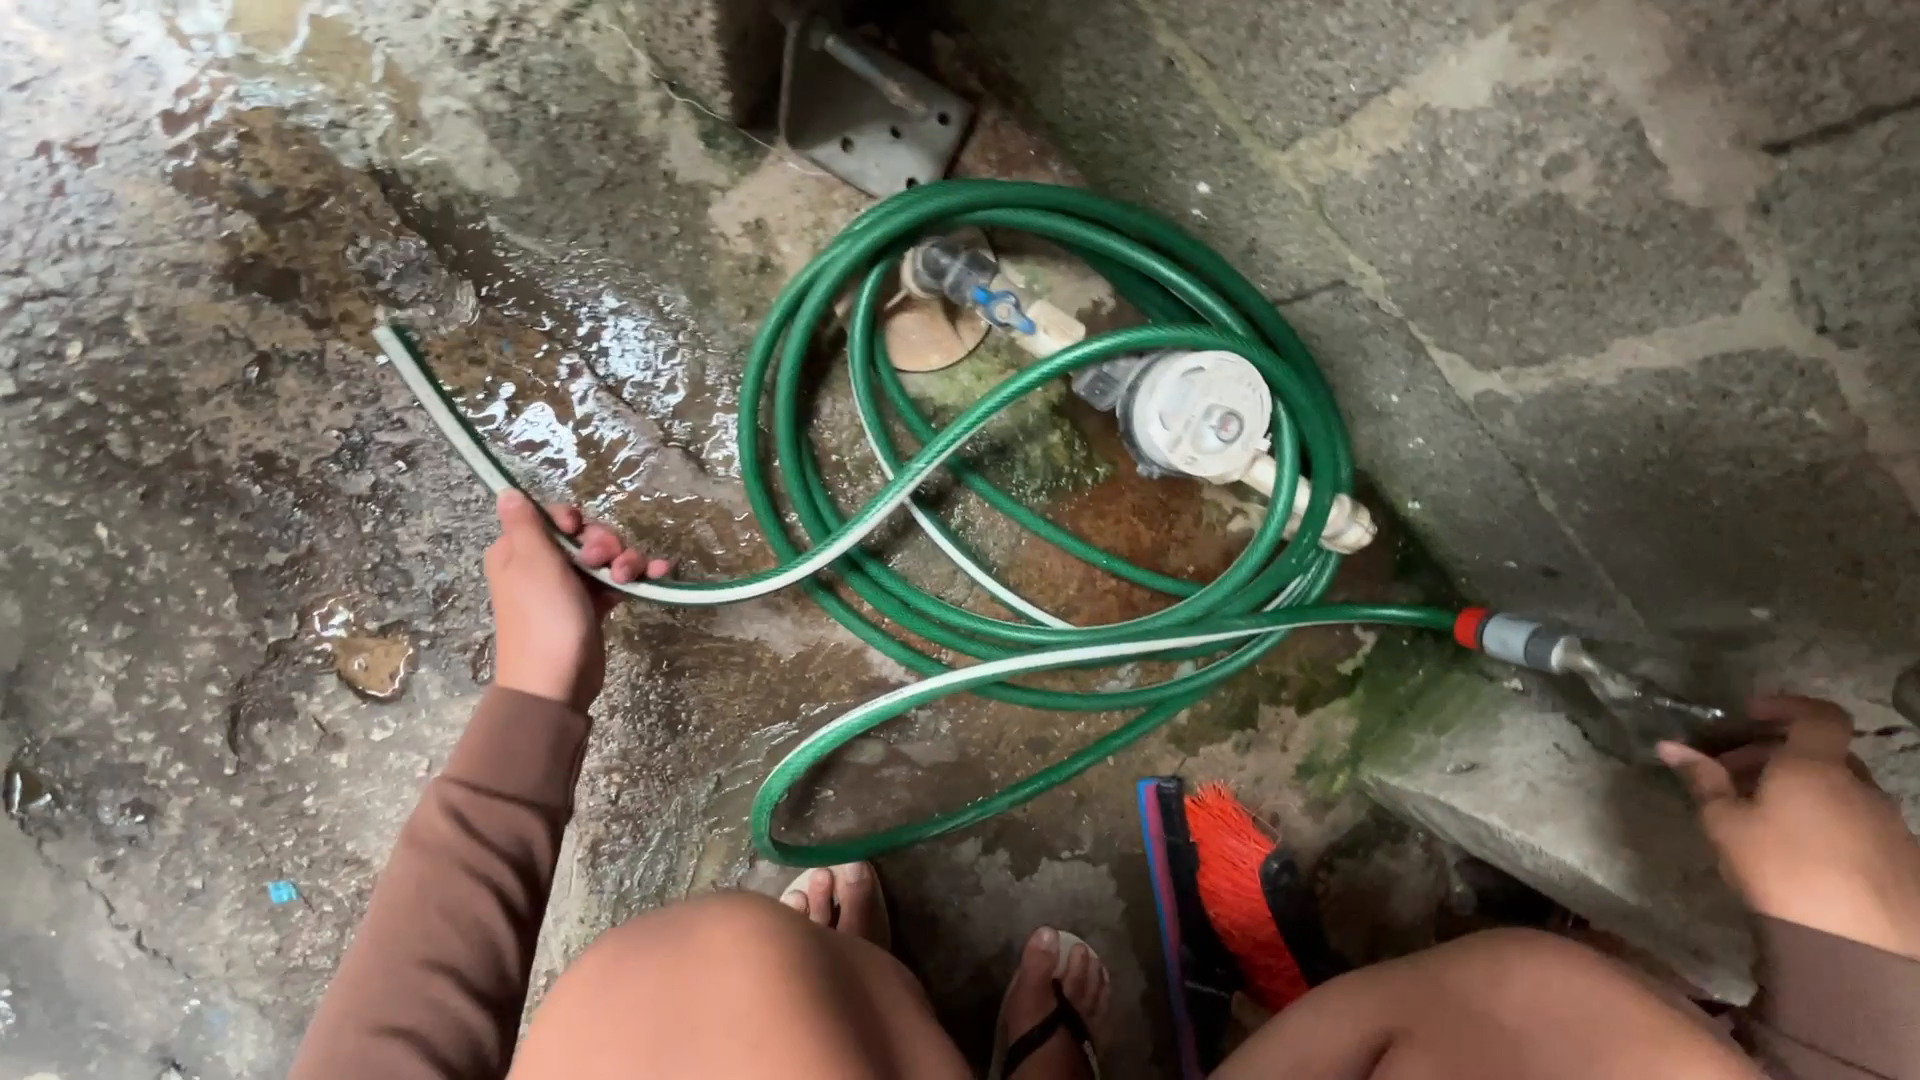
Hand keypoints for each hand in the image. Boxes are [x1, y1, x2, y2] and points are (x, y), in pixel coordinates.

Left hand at [485, 490, 666, 712]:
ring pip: (607, 556)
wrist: (556, 680)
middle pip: (585, 535)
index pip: (551, 517)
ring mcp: (570, 586)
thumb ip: (527, 524)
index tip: (579, 531)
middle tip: (605, 562)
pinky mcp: (593, 605)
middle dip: (606, 542)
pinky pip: (619, 580)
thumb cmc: (543, 617)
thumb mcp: (534, 563)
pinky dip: (639, 576)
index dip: (573, 520)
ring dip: (626, 559)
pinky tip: (660, 573)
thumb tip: (508, 491)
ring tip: (629, 577)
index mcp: (518, 551)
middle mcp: (543, 565)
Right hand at [1658, 696, 1919, 958]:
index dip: (1786, 705)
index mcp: (1815, 769)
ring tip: (1757, 811)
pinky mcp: (1901, 856)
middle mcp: (1860, 787)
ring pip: (1839, 787)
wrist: (1860, 943)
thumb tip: (1669, 745)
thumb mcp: (1723, 821)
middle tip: (1730, 770)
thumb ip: (1702, 779)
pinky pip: (1856, 818)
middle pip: (1822, 753)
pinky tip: (1794, 844)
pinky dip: (1823, 814)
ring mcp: (1888, 823)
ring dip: (1798, 786)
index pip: (1819, 715)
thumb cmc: (1779, 865)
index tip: (1748, 712)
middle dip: (1774, 753)